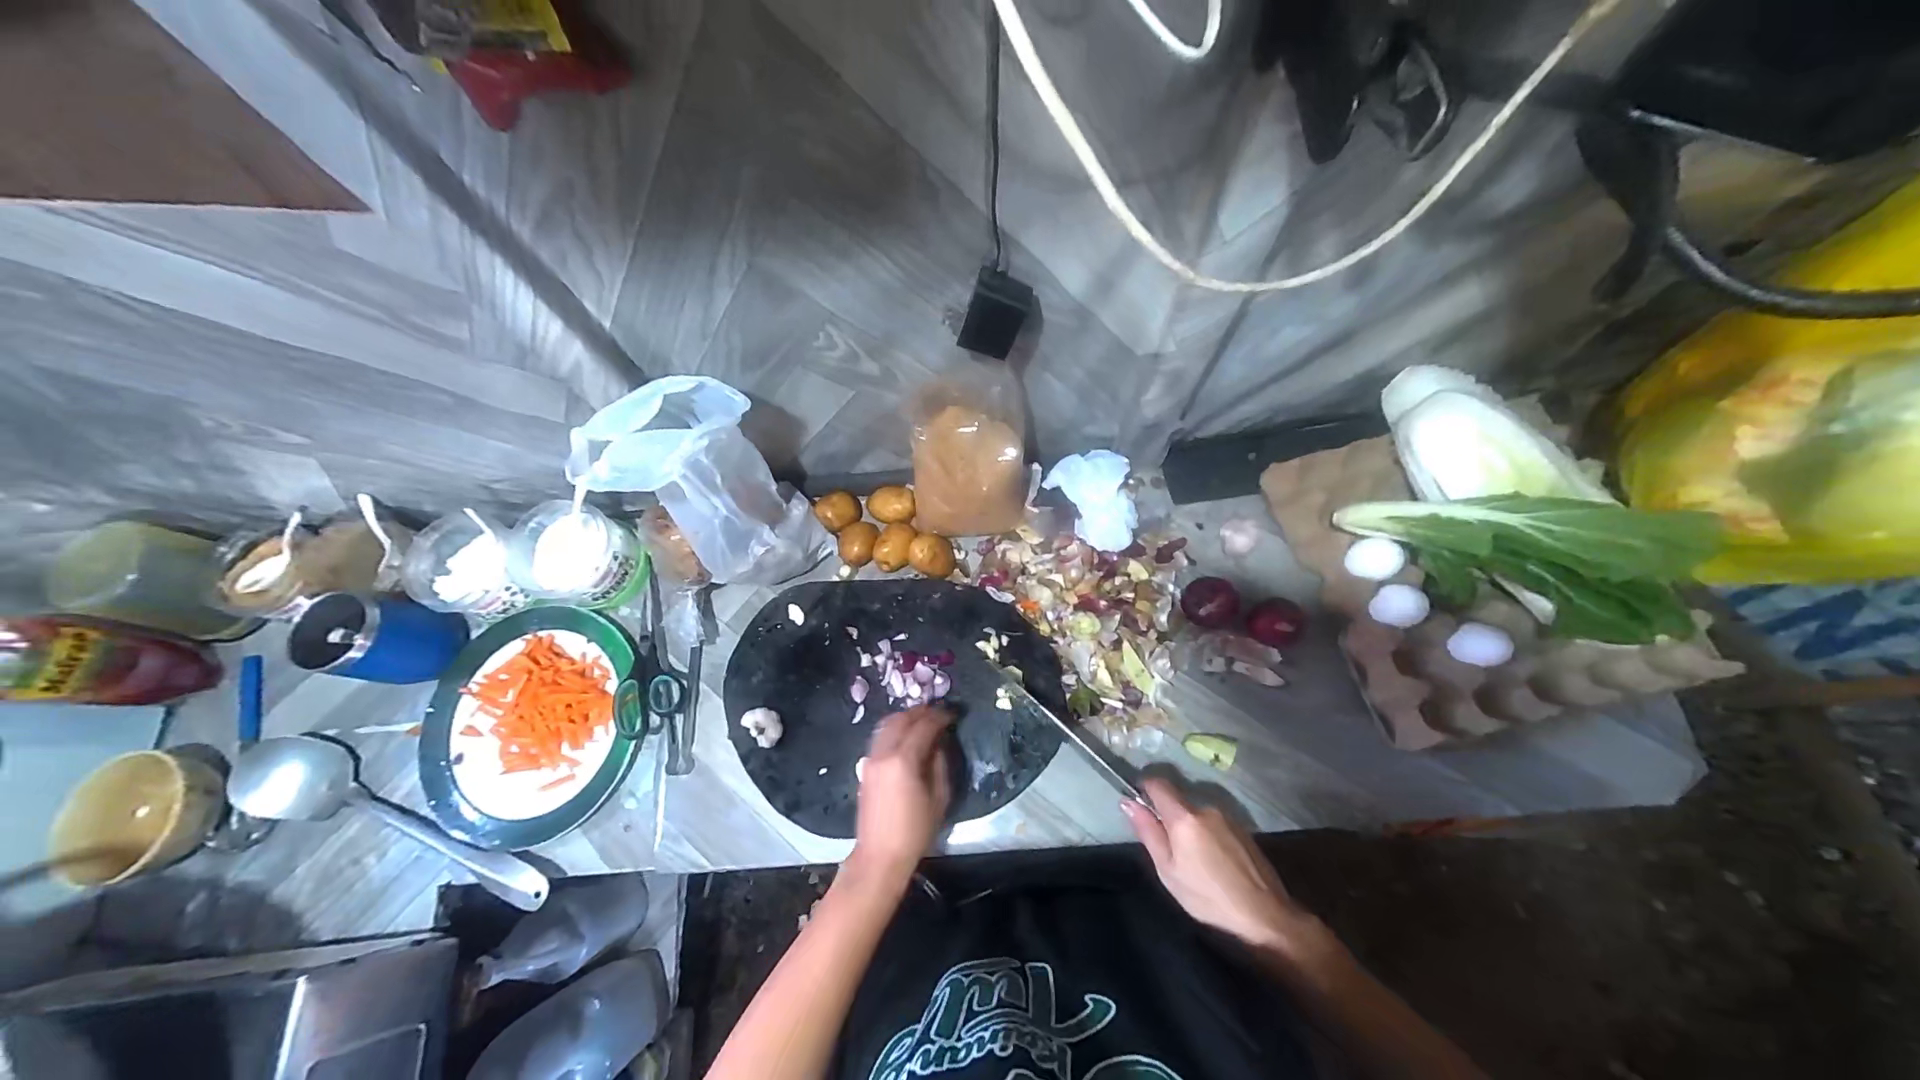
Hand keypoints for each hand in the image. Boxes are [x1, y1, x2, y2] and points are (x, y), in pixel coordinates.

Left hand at [850, 705, 953, 880]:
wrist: (879, 856)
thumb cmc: (915, 832)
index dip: (940, 716)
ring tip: (923, 720)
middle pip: (901, 718)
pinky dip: (894, 729)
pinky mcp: (865, 768)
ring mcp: (870, 759)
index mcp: (904, 760)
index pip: (924, 726)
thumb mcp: (939, 798)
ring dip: (905, 717)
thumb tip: (939, 743)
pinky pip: (880, 737)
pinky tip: (906, 736)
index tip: (953, 714)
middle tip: (938, 712)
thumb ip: (940, 764)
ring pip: (886, 724)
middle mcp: (883, 754)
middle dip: (921, 711)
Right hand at [1123, 777, 1317, 950]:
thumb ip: (1148, 832)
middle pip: (1178, 798)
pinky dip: (1207, 833)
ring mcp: (1228, 816)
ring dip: (1189, 825)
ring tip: (1192, 858)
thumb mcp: (1168, 870)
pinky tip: (1213, 861)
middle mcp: (1206, 807)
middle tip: (1167, 846)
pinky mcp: (1243, 828)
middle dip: (1168, 814)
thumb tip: (1128, 803)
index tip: (1139, 804)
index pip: (1157, 783)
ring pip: (1197, 811)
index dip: (1144, 788)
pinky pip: (1214, 821)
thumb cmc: (1208, 897)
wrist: (1265, 916)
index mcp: (1184, 816)